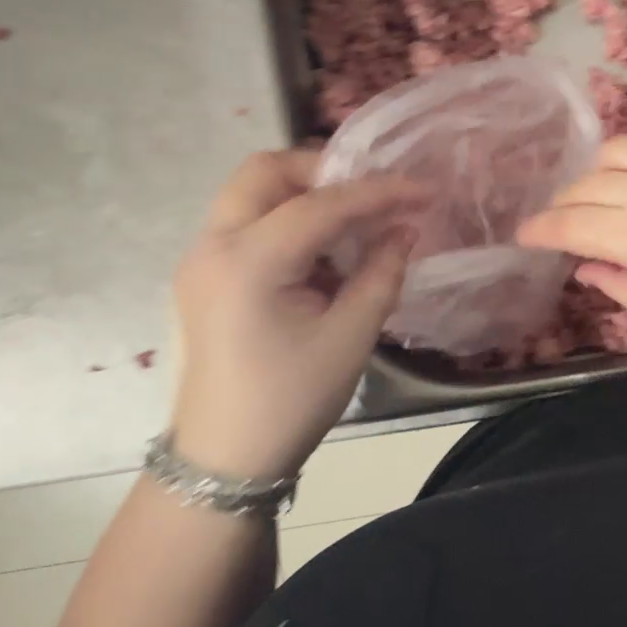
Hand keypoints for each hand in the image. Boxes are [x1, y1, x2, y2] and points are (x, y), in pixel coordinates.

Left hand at [169, 150, 425, 481]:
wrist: (226, 455)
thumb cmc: (292, 399)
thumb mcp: (350, 338)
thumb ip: (381, 274)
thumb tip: (405, 231)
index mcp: (248, 262)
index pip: (320, 204)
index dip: (379, 192)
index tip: (425, 190)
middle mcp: (212, 245)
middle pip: (265, 172)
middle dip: (327, 171)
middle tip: (378, 194)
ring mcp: (201, 259)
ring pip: (252, 194)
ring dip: (307, 195)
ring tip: (359, 225)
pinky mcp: (205, 277)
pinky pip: (248, 224)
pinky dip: (290, 221)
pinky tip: (327, 255)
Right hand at [516, 135, 626, 336]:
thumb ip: (617, 285)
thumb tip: (582, 266)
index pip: (570, 225)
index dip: (539, 231)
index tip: (524, 236)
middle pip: (584, 187)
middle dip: (561, 206)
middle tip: (559, 223)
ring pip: (612, 152)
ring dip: (591, 174)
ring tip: (593, 195)